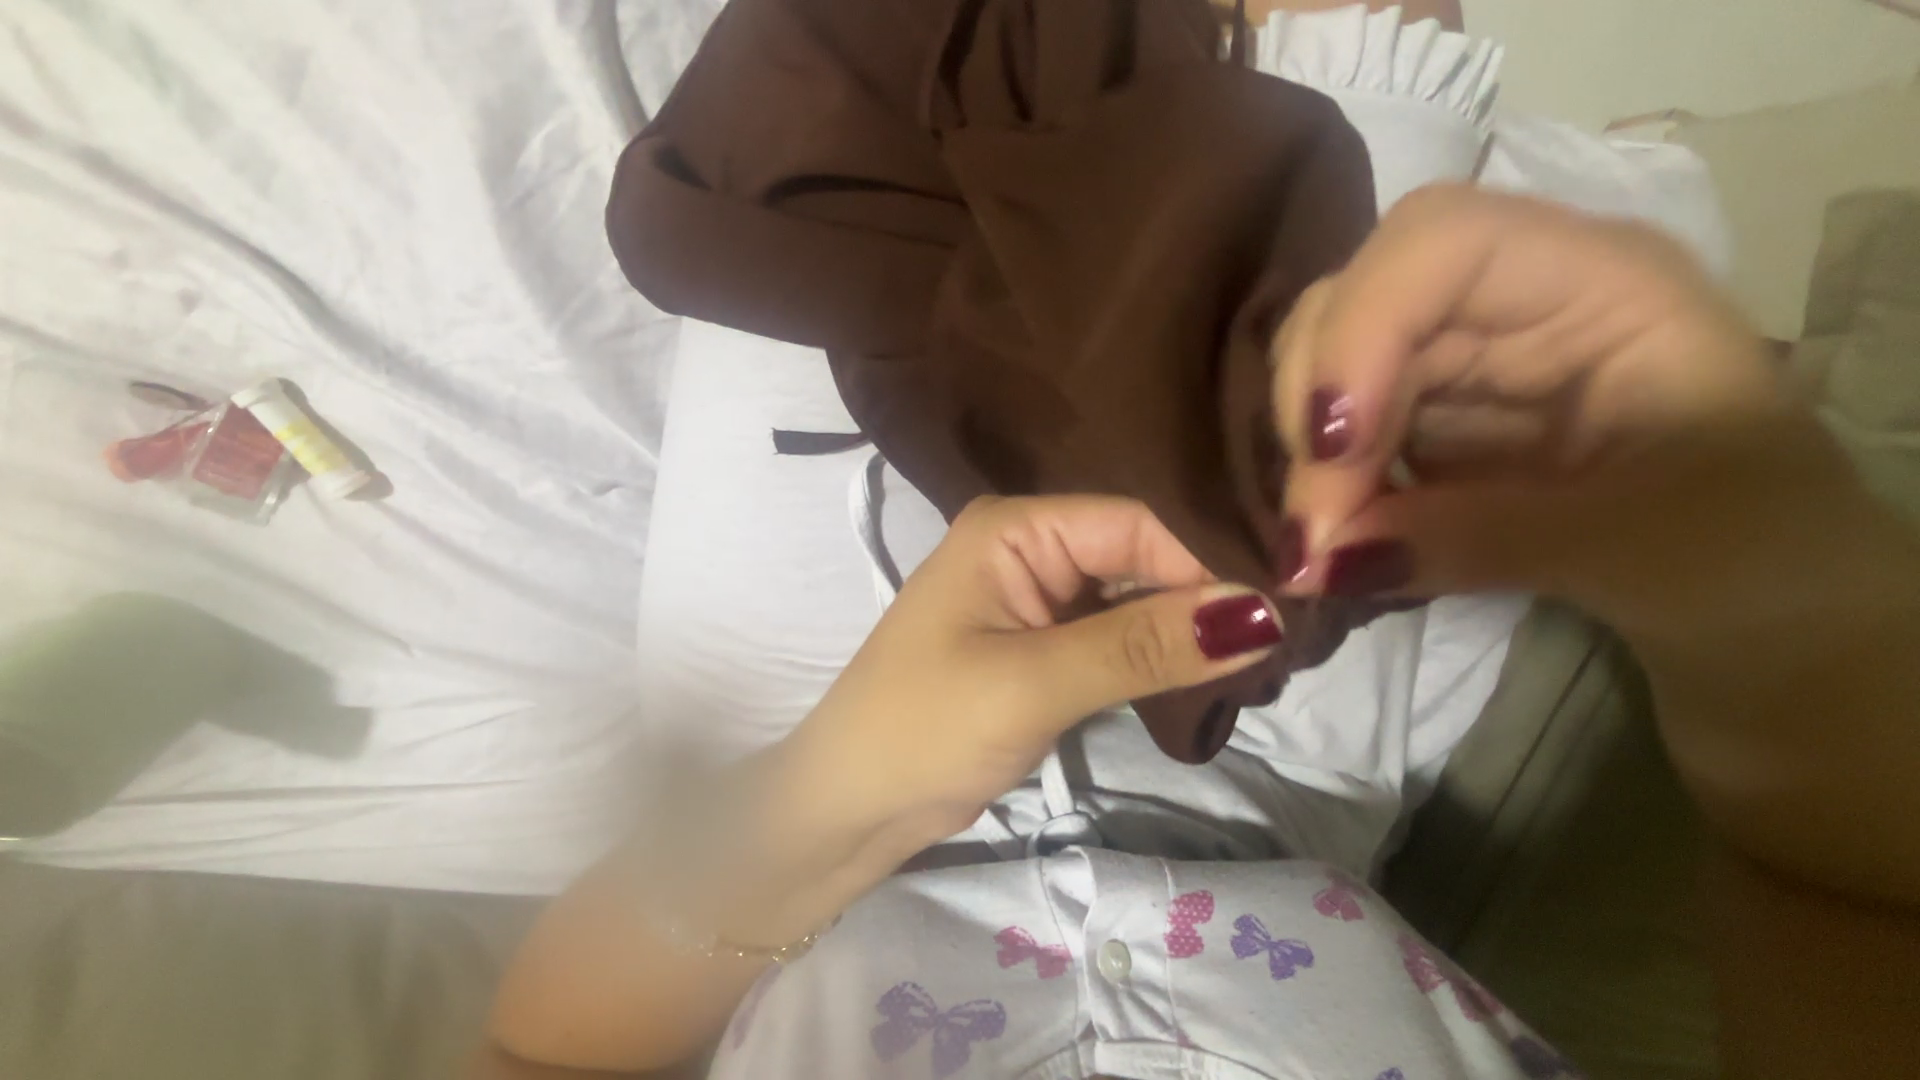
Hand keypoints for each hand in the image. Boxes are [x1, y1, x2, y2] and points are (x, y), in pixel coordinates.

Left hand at [788, 494, 1284, 845]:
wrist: (850, 807)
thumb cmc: (923, 729)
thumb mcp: (1034, 683)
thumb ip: (1142, 646)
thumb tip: (1260, 614)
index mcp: (1011, 529)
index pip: (1132, 523)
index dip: (1201, 566)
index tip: (1272, 621)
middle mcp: (1024, 549)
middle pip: (1134, 556)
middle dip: (1197, 600)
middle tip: (1279, 647)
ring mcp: (1030, 601)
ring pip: (1127, 600)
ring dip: (1179, 631)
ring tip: (1257, 662)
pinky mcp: (1037, 649)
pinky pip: (1110, 638)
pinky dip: (1150, 656)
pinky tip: (1202, 675)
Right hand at [1267, 185, 1862, 639]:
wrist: (1753, 598)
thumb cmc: (1751, 553)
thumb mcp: (1639, 548)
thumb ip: (1474, 540)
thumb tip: (1317, 559)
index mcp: (1598, 284)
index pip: (1439, 243)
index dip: (1361, 330)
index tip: (1334, 449)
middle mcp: (1506, 304)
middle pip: (1352, 300)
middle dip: (1316, 411)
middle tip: (1315, 529)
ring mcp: (1452, 363)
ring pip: (1322, 362)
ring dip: (1302, 454)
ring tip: (1320, 542)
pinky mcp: (1417, 422)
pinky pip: (1331, 428)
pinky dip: (1312, 481)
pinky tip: (1327, 534)